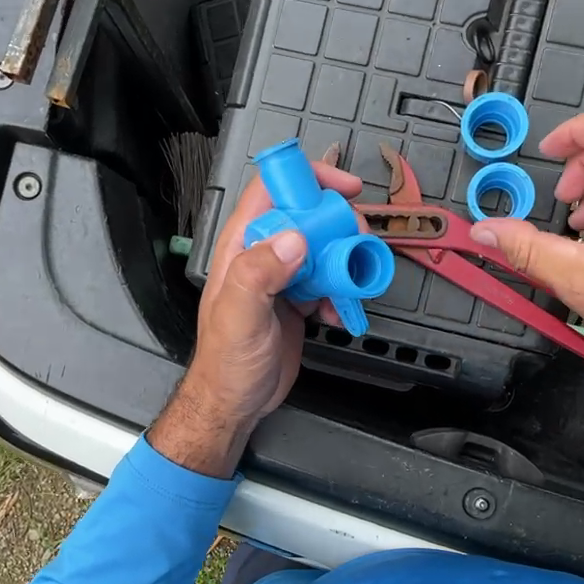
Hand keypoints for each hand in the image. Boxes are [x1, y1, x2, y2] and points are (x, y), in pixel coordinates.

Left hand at [148, 160, 363, 476]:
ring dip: (346, 258)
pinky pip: (329, 281)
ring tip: (354, 278)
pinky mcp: (298, 300)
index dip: (307, 179)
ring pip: (322, 247)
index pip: (272, 191)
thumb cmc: (225, 363)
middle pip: (306, 216)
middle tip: (358, 239)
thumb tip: (294, 240)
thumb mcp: (239, 316)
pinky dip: (342, 292)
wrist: (236, 403)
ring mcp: (282, 277)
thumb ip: (259, 274)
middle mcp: (262, 255)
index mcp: (241, 247)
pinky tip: (340, 312)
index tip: (342, 187)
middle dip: (338, 222)